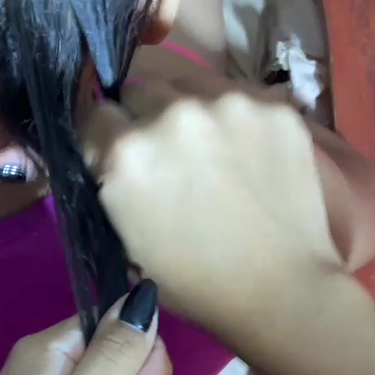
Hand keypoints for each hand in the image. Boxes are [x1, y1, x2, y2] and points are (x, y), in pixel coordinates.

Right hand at [80, 75, 374, 341]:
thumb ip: (110, 180)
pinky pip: (236, 94)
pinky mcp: (274, 105)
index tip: (114, 153)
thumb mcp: (123, 235)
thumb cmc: (192, 280)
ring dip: (187, 108)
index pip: (94, 115)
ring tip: (207, 146)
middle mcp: (171, 114)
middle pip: (138, 90)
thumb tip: (108, 150)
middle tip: (164, 153)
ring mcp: (226, 104)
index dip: (102, 138)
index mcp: (126, 153)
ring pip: (188, 84)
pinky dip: (232, 116)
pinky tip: (244, 150)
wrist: (281, 290)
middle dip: (142, 118)